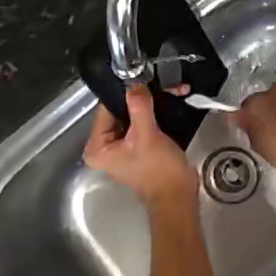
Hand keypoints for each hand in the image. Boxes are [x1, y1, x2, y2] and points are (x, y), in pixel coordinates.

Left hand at [85, 84, 196, 208]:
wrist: (179, 195)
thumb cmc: (159, 170)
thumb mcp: (148, 136)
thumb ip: (139, 107)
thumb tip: (134, 82)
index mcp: (97, 147)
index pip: (106, 109)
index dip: (125, 94)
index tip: (144, 80)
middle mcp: (105, 146)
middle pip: (120, 111)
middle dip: (143, 98)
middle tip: (162, 84)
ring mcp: (123, 147)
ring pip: (134, 115)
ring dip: (153, 104)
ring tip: (173, 90)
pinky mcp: (139, 146)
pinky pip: (143, 123)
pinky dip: (157, 113)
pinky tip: (173, 100)